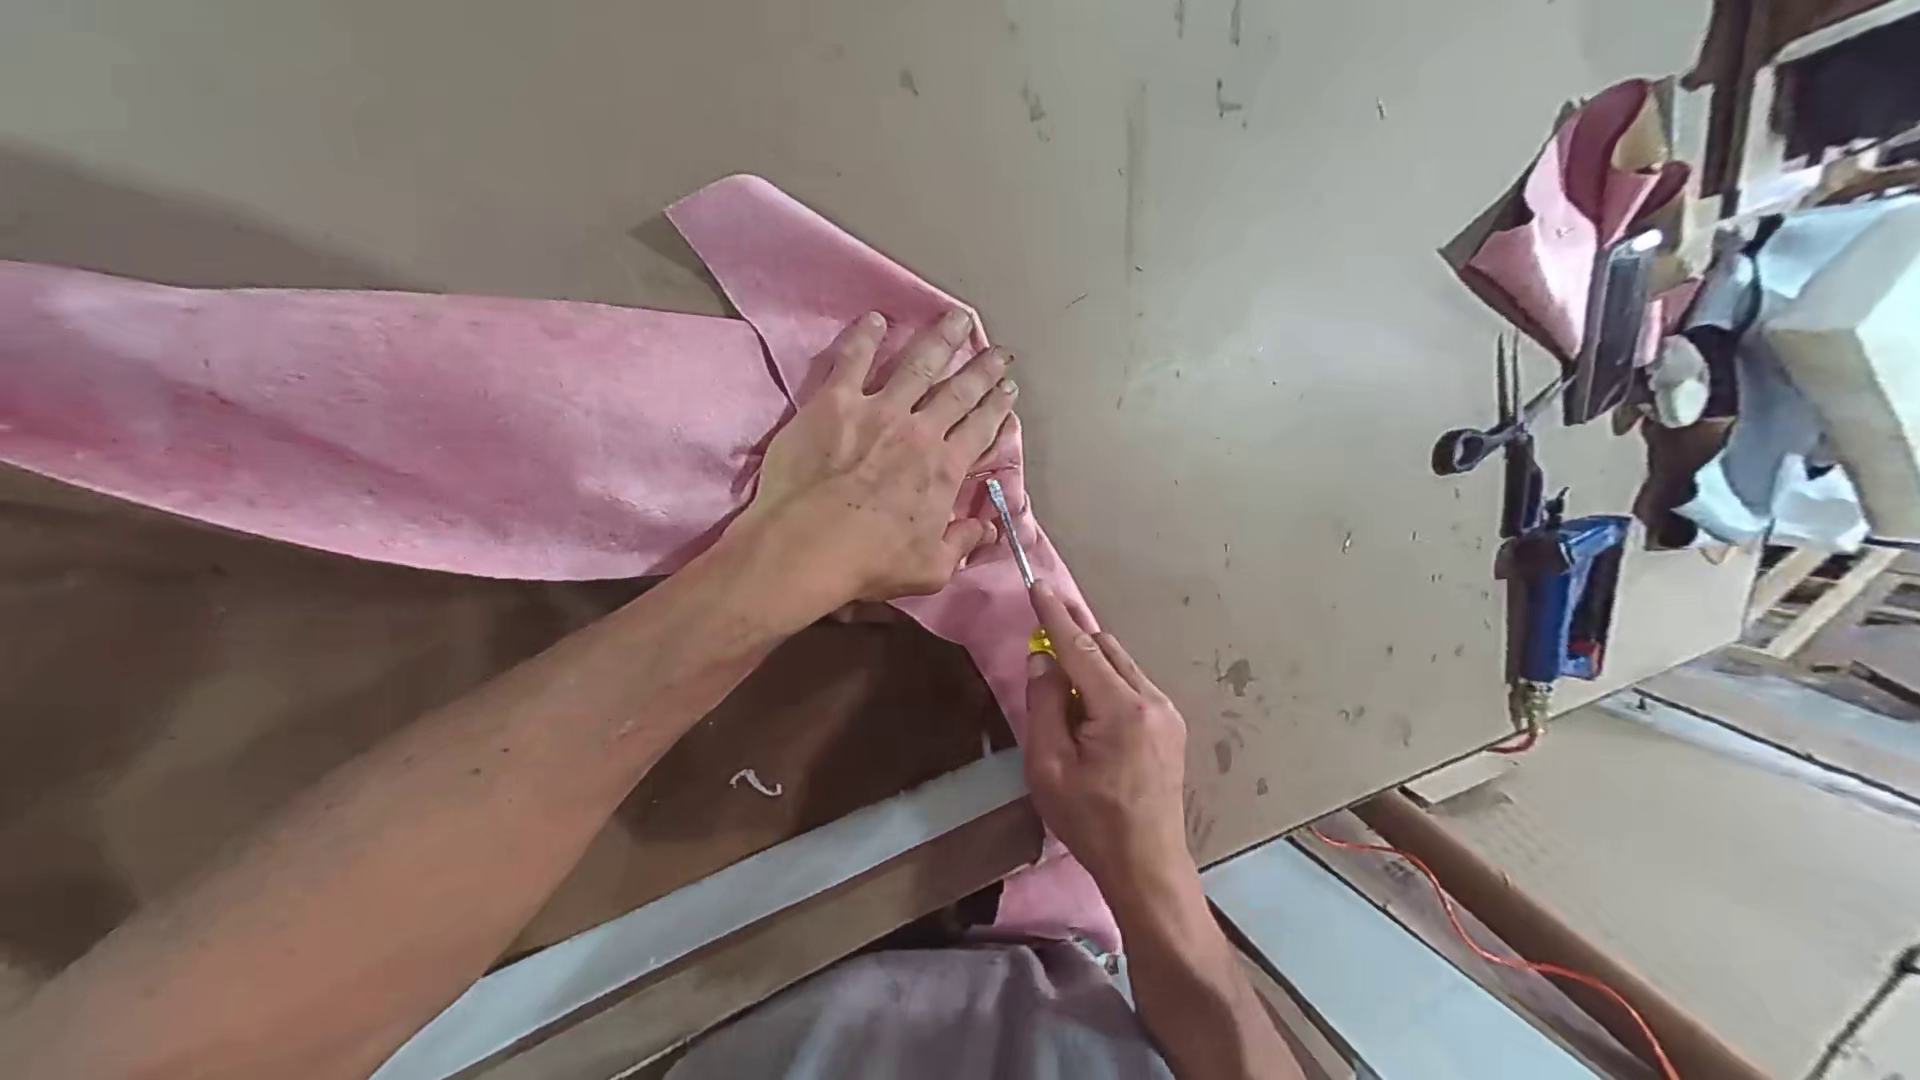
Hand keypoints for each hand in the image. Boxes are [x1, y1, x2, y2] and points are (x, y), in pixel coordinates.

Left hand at [735, 309, 1017, 609]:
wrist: (808, 546)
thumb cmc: (871, 562)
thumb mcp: (931, 568)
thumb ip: (963, 544)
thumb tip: (988, 530)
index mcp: (945, 468)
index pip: (981, 428)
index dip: (998, 406)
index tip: (1008, 388)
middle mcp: (919, 430)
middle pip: (959, 391)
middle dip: (983, 368)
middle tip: (999, 351)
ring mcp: (878, 410)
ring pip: (918, 364)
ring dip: (942, 339)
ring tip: (958, 318)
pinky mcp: (835, 402)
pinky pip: (854, 360)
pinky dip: (867, 337)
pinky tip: (877, 320)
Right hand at [1023, 582, 1196, 912]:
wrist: (1147, 867)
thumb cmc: (1090, 821)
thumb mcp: (1049, 766)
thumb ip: (1044, 705)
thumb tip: (1043, 661)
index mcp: (1123, 709)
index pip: (1081, 648)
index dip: (1055, 616)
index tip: (1039, 586)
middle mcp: (1153, 701)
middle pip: (1106, 649)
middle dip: (1073, 640)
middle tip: (1044, 643)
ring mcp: (1168, 714)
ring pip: (1122, 666)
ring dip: (1090, 665)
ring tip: (1065, 695)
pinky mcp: (1172, 728)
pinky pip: (1133, 686)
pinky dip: (1107, 685)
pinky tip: (1090, 715)